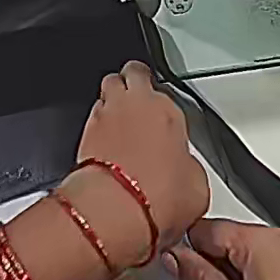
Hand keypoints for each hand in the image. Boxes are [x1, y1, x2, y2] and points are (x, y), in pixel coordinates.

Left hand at [65, 62, 208, 259]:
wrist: (116, 208)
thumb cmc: (157, 195)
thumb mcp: (196, 186)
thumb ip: (189, 165)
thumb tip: (184, 173)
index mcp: (167, 109)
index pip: (165, 89)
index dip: (163, 102)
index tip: (165, 117)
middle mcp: (134, 103)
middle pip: (132, 71)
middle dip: (135, 79)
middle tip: (140, 95)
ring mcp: (105, 113)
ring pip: (108, 85)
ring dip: (113, 96)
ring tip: (120, 114)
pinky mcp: (83, 130)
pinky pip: (92, 113)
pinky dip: (98, 121)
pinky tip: (105, 138)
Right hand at [167, 219, 279, 279]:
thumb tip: (173, 257)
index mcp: (261, 240)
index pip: (201, 228)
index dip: (181, 252)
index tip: (171, 276)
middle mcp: (278, 238)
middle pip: (220, 239)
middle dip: (205, 266)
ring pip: (238, 255)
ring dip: (226, 279)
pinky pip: (258, 267)